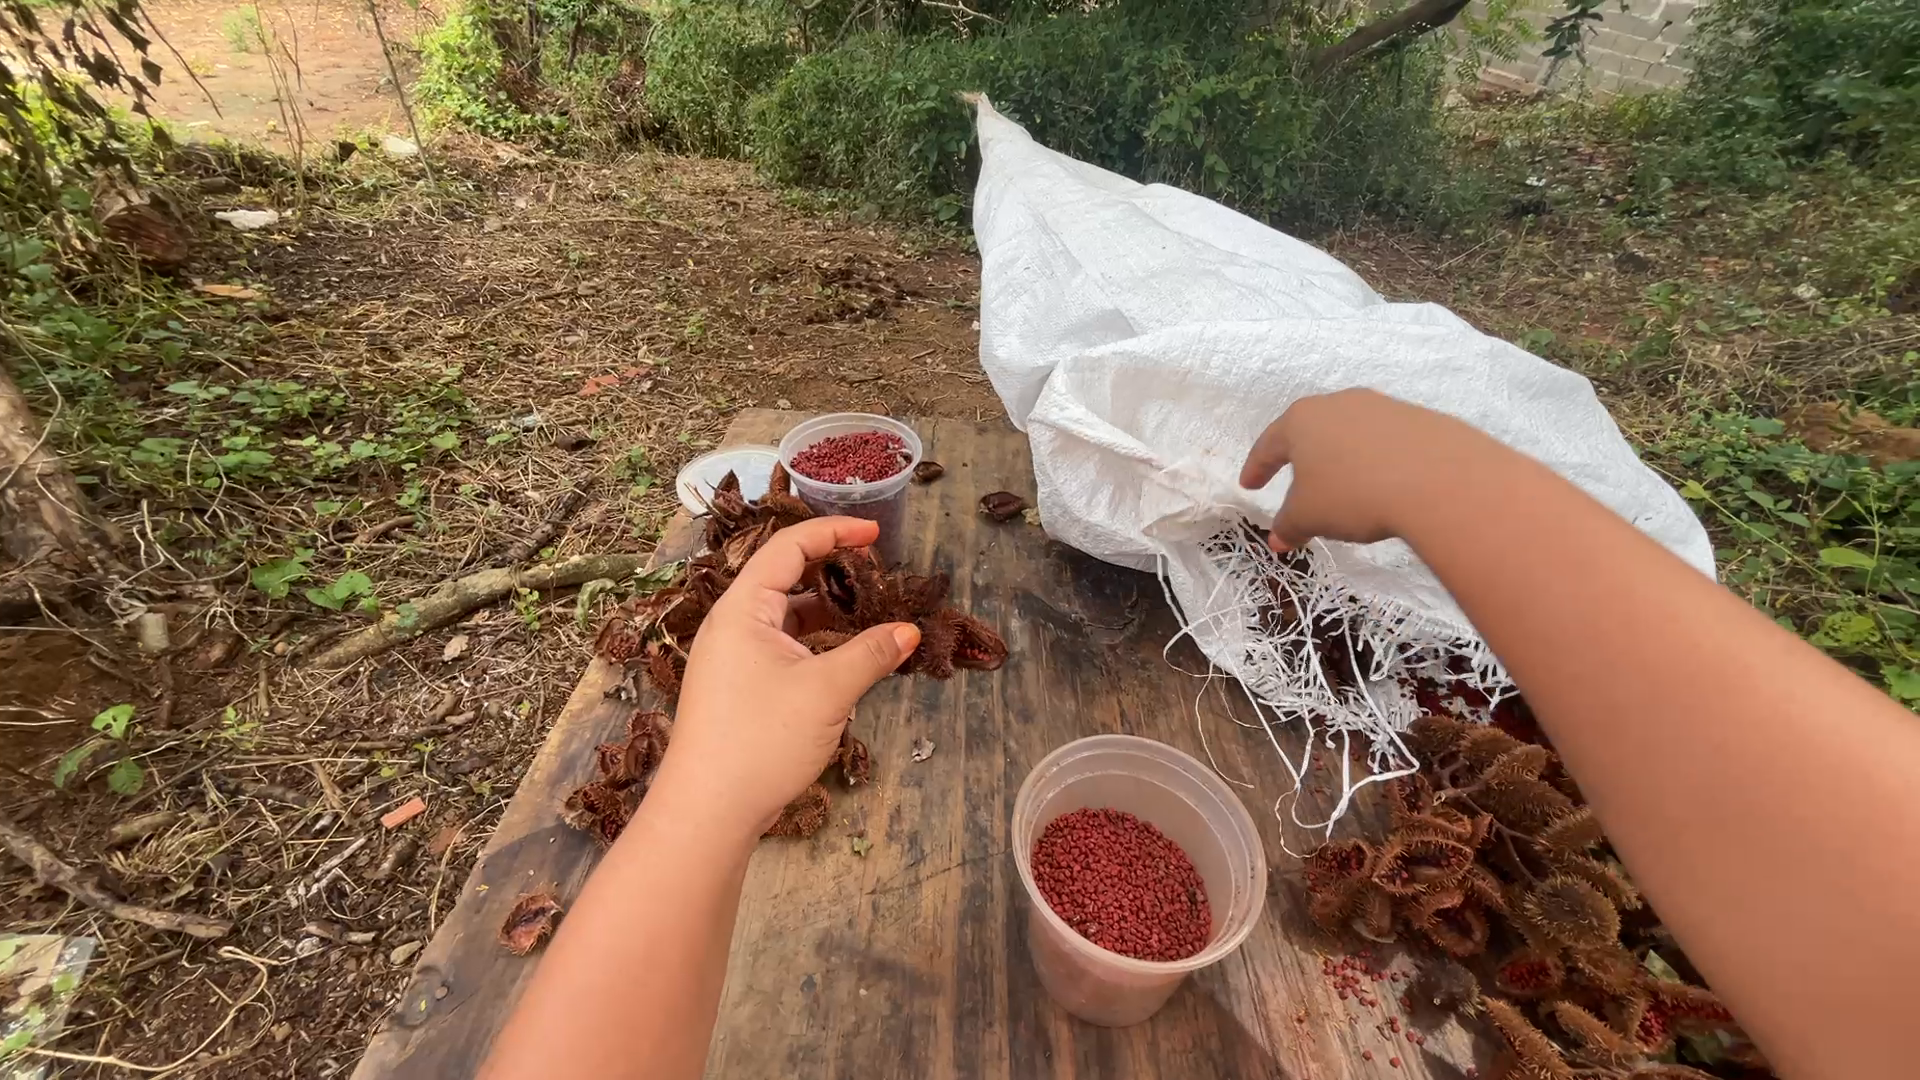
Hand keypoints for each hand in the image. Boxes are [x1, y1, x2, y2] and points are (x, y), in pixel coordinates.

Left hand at [653, 517, 920, 840]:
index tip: (875, 533)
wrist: (707, 814)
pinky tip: (847, 655)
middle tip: (876, 572)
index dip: (834, 532)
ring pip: (788, 616)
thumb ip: (871, 654)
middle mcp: (734, 624)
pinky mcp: (742, 686)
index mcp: (743, 609)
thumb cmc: (761, 740)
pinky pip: (785, 646)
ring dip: (828, 610)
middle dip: (833, 570)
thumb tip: (909, 630)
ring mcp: (735, 657)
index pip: (788, 547)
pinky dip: (817, 642)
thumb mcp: (826, 691)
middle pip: (786, 577)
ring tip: (870, 612)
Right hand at [1238, 389, 1502, 549]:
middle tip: (1293, 480)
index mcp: (1302, 420)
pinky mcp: (1421, 420)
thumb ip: (1288, 526)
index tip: (1248, 485)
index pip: (1268, 445)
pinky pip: (1384, 442)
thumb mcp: (1308, 517)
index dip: (1256, 468)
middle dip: (1299, 458)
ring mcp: (1382, 408)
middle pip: (1310, 432)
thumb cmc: (1353, 493)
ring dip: (1340, 460)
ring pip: (1349, 435)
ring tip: (1341, 488)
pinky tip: (1381, 486)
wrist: (1441, 480)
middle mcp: (1339, 404)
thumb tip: (1278, 540)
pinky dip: (1375, 462)